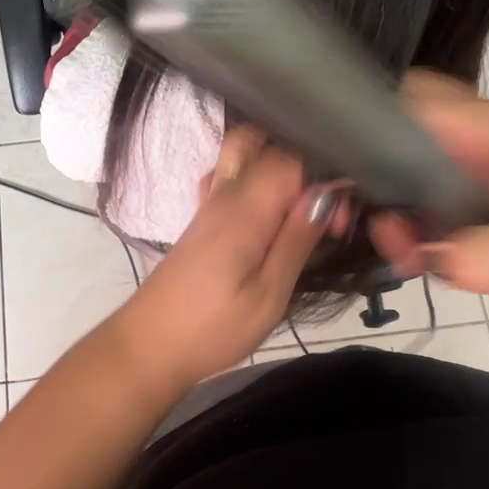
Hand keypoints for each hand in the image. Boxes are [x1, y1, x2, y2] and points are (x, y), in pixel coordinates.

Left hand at [108, 128, 330, 391]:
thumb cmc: (213, 327)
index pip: (293, 158)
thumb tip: (330, 192)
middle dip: (304, 163)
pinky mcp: (202, 217)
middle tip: (320, 210)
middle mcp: (225, 191)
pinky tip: (268, 210)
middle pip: (266, 143)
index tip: (338, 225)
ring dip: (277, 164)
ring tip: (300, 206)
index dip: (326, 180)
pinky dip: (253, 176)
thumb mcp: (268, 294)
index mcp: (246, 207)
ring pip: (243, 151)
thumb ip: (298, 239)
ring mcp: (209, 201)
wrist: (150, 344)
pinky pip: (228, 174)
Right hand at [371, 71, 488, 307]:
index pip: (414, 101)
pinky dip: (426, 207)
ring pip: (422, 156)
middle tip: (384, 228)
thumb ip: (485, 258)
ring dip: (403, 199)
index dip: (374, 133)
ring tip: (409, 251)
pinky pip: (443, 178)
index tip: (356, 185)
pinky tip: (435, 246)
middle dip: (381, 173)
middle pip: (408, 127)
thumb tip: (424, 259)